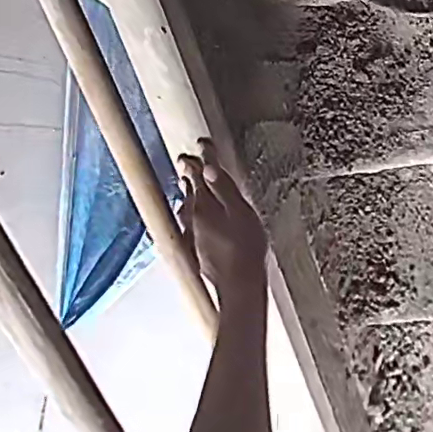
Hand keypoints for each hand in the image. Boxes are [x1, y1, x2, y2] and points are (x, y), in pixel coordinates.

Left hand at [175, 139, 268, 305]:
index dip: (201, 159)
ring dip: (188, 195)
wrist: (239, 287)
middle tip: (186, 161)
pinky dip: (191, 215)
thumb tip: (208, 167)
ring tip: (187, 186)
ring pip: (187, 209)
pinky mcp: (197, 251)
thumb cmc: (246, 248)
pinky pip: (190, 225)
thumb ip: (224, 189)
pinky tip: (194, 220)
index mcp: (205, 206)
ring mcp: (194, 236)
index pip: (199, 176)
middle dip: (189, 175)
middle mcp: (194, 220)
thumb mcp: (241, 213)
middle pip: (189, 192)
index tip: (201, 144)